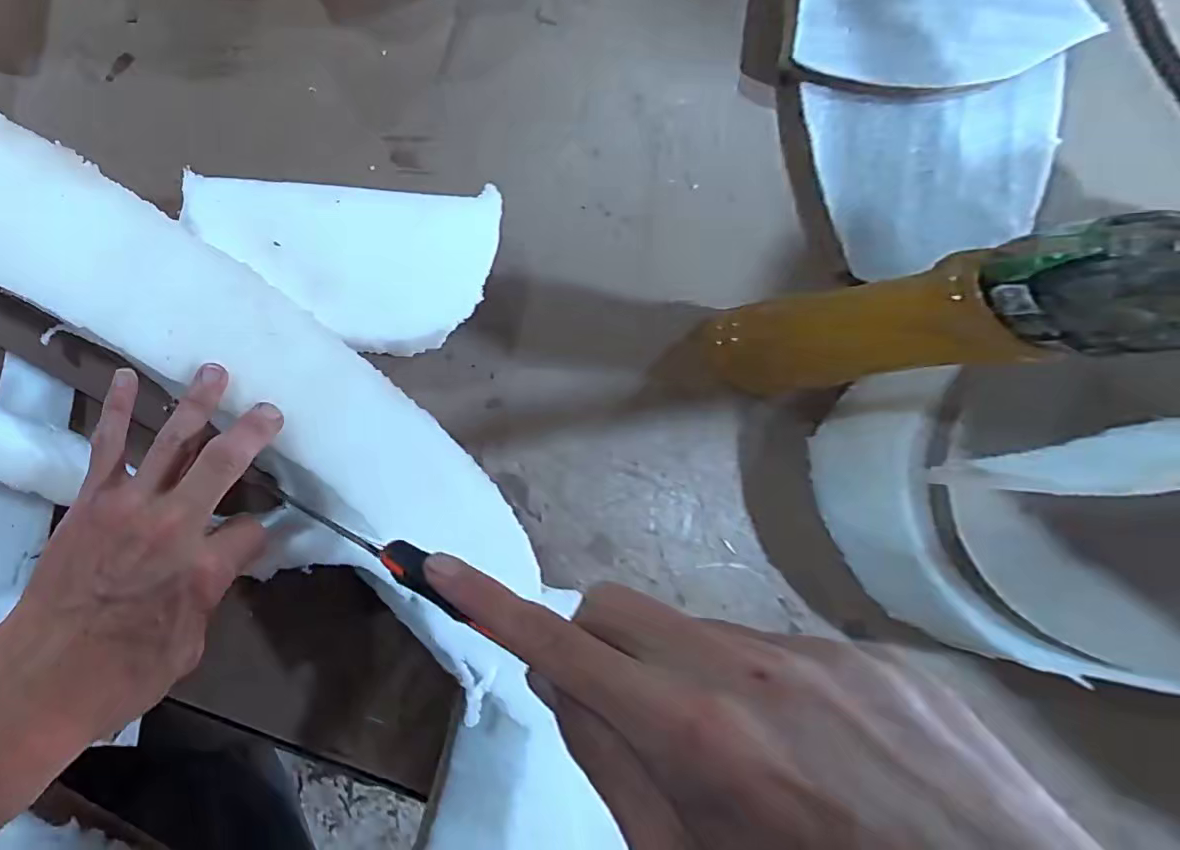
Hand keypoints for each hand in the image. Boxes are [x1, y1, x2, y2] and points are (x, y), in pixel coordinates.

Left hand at [0, 363, 280, 849]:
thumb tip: (221, 562)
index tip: (258, 533)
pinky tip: (126, 377)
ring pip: (172, 441)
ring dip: (197, 404)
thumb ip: (208, 597)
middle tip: (269, 410)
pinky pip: (109, 443)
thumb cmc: (119, 675)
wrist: (43, 674)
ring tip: (215, 372)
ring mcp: (130, 504)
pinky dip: (118, 407)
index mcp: (202, 570)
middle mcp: (173, 525)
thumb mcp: (186, 649)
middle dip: (251, 433)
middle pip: (222, 465)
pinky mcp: (93, 497)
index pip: (251, 533)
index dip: (261, 532)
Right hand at [427, 560, 1099, 849]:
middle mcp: (749, 671)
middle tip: (629, 708)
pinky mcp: (885, 662)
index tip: (438, 564)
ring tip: (754, 750)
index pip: (556, 643)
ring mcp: (823, 657)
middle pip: (610, 607)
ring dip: (686, 670)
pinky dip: (765, 684)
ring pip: (692, 627)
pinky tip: (826, 752)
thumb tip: (556, 675)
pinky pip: (778, 645)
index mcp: (695, 735)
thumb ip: (606, 759)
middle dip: (595, 643)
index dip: (488, 604)